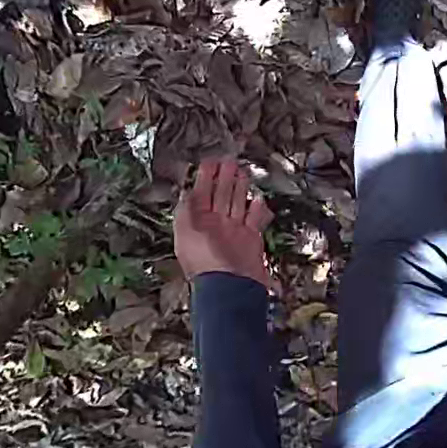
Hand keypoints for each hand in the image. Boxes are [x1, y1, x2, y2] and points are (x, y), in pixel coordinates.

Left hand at [175, 157, 274, 289]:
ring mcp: (234, 232)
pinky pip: (254, 220)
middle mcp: (215, 225)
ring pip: (237, 204)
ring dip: (240, 188)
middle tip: (229, 161)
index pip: (201, 194)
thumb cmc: (207, 260)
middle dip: (224, 178)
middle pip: (220, 196)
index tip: (210, 161)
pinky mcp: (251, 239)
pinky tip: (258, 198)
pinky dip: (257, 208)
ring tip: (243, 172)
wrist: (232, 287)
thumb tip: (189, 190)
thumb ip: (189, 208)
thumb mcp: (188, 230)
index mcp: (197, 223)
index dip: (205, 177)